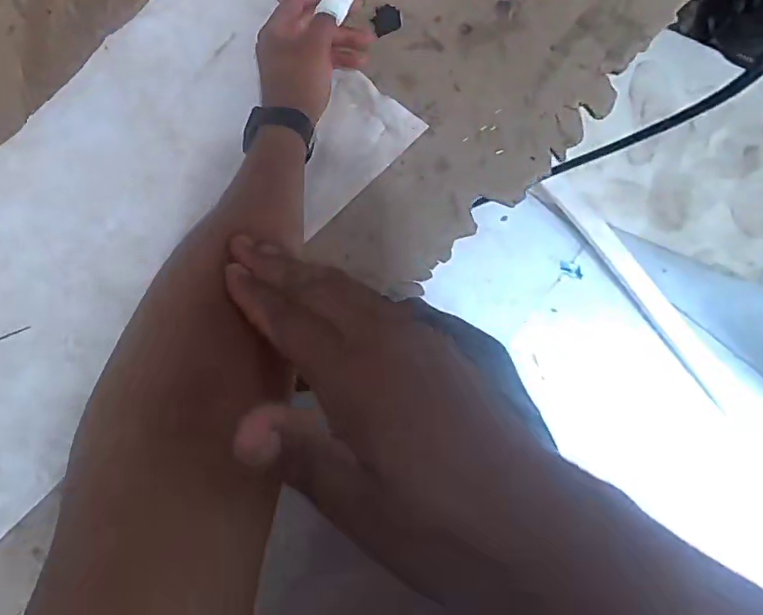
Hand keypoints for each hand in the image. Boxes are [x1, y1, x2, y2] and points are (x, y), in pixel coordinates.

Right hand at [222, 236, 579, 609]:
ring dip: (311, 272)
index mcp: (359, 376)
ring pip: (352, 290)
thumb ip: (300, 457)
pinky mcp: (439, 346)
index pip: (295, 323)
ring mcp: (418, 338)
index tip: (228, 267)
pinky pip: (378, 302)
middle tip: (243, 239)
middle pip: (321, 291)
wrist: (534, 518)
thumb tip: (237, 426)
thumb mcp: (363, 506)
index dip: (258, 296)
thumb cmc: (437, 522)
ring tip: (282, 259)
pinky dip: (344, 289)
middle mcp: (386, 341)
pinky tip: (342, 300)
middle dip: (278, 265)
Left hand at [256, 0, 373, 121]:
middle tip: (360, 12)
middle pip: (312, 20)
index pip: (297, 0)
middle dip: (339, 19)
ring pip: (320, 40)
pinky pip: (320, 57)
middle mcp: (280, 40)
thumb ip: (325, 20)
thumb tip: (334, 2)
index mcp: (277, 29)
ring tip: (368, 44)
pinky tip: (359, 62)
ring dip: (344, 40)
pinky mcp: (299, 73)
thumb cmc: (300, 80)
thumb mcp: (315, 46)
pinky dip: (338, 56)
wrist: (289, 123)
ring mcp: (289, 58)